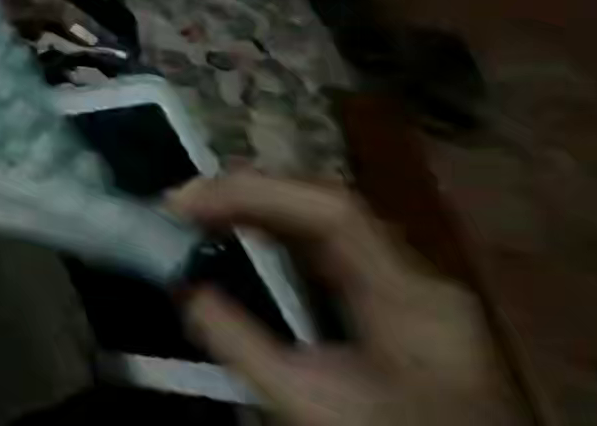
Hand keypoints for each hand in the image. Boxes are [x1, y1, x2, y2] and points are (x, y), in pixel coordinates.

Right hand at [171, 174, 520, 425]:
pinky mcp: (400, 309)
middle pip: (322, 205)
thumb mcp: (310, 403)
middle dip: (245, 193)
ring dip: (254, 205)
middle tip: (180, 202)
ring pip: (322, 218)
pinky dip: (273, 230)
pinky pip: (326, 244)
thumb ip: (238, 340)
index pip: (327, 210)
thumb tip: (178, 281)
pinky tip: (239, 234)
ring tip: (197, 211)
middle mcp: (417, 278)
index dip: (248, 192)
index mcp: (412, 296)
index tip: (181, 204)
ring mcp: (414, 292)